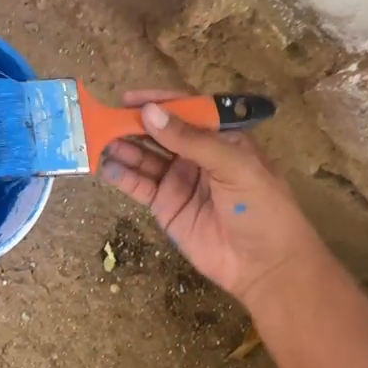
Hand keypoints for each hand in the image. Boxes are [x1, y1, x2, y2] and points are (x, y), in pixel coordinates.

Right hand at [98, 89, 328, 308]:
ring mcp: (178, 180)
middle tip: (104, 119)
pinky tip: (107, 167)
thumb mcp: (235, 167)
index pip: (185, 111)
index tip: (130, 98)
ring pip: (144, 157)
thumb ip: (191, 140)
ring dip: (123, 147)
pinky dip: (121, 175)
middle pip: (159, 132)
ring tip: (99, 140)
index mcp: (221, 139)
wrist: (268, 268)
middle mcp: (196, 155)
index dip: (159, 102)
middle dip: (132, 124)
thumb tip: (149, 112)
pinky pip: (139, 185)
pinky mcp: (166, 205)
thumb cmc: (263, 210)